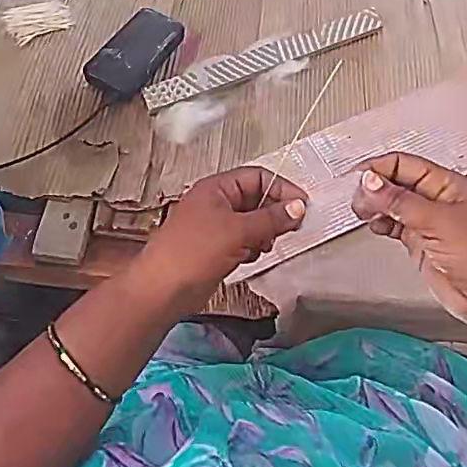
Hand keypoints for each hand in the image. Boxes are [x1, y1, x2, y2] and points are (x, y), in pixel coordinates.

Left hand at [129, 167, 308, 305]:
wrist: (163, 289)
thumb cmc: (193, 252)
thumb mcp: (237, 230)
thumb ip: (271, 218)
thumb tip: (298, 207)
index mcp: (216, 188)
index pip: (256, 177)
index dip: (281, 187)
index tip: (302, 204)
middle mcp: (216, 203)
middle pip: (256, 199)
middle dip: (273, 213)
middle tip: (290, 227)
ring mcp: (216, 226)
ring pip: (252, 222)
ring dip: (264, 232)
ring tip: (265, 244)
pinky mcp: (217, 248)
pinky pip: (244, 240)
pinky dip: (253, 247)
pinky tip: (251, 256)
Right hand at [350, 152, 466, 327]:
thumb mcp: (439, 221)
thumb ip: (400, 201)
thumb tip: (370, 182)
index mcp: (447, 184)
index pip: (404, 164)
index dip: (378, 168)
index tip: (358, 180)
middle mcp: (437, 200)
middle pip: (395, 182)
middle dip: (373, 187)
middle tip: (359, 199)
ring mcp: (428, 222)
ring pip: (391, 204)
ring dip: (374, 206)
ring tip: (364, 212)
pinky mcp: (421, 242)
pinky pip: (394, 225)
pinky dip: (381, 223)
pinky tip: (376, 226)